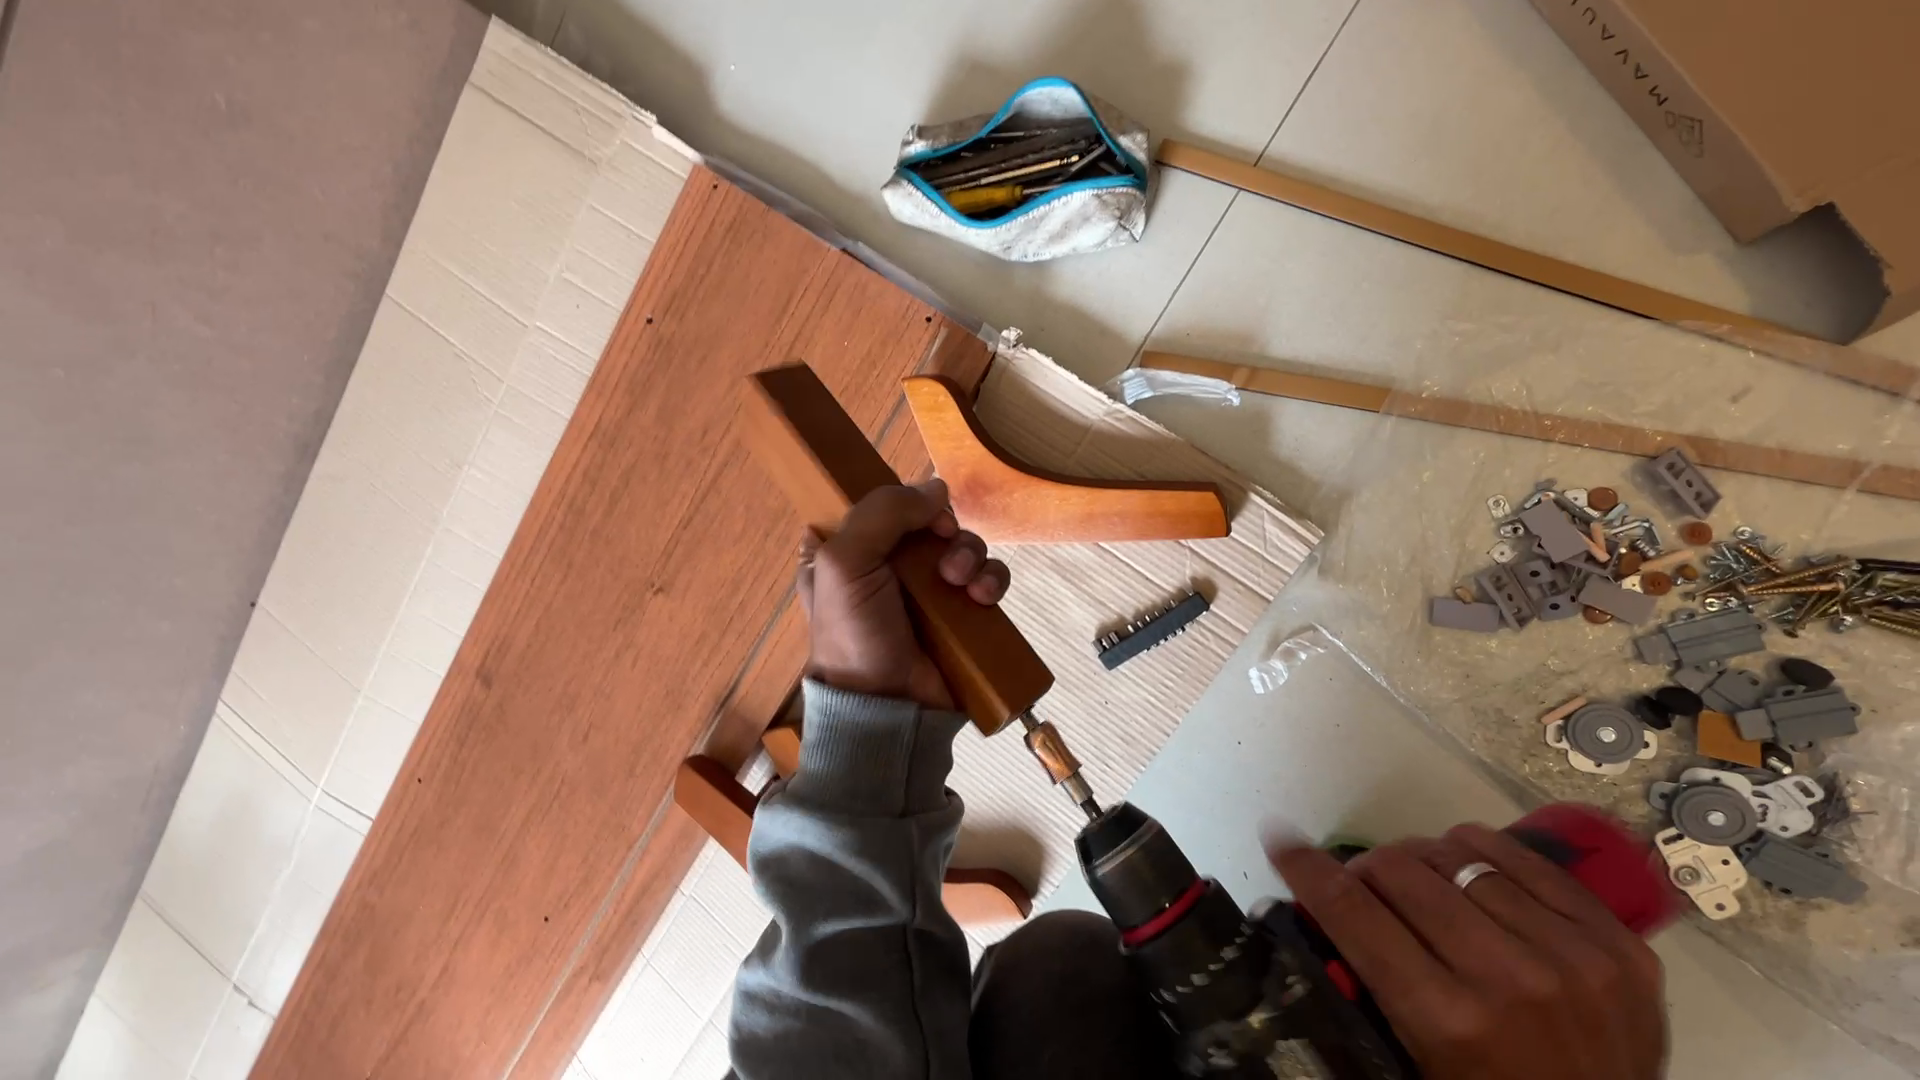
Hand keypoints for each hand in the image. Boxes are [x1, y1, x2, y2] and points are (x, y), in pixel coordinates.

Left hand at [797, 480, 1010, 709]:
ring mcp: (928, 592)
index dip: (901, 504)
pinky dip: (992, 580)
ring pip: (963, 547)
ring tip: (963, 584)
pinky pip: (988, 579)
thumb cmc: (855, 633)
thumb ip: (883, 512)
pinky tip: (983, 597)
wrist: (889, 707)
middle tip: (943, 555)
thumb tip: (937, 487)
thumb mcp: (845, 562)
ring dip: (971, 556)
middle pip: (929, 522)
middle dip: (945, 531)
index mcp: (848, 552)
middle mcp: (887, 566)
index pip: (879, 506)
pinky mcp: (962, 615)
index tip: (914, 514)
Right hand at [1269, 824, 1665, 1079]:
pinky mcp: (1617, 945)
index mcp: (1447, 1019)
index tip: (1280, 842)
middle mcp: (1508, 978)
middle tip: (1362, 888)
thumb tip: (1312, 908)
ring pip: (1457, 852)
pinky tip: (1470, 868)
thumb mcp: (1411, 1060)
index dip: (1304, 866)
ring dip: (1422, 861)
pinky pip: (1525, 859)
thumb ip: (1364, 986)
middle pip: (1398, 868)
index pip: (1350, 908)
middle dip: (1363, 869)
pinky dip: (1482, 852)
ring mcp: (1572, 957)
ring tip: (1419, 883)